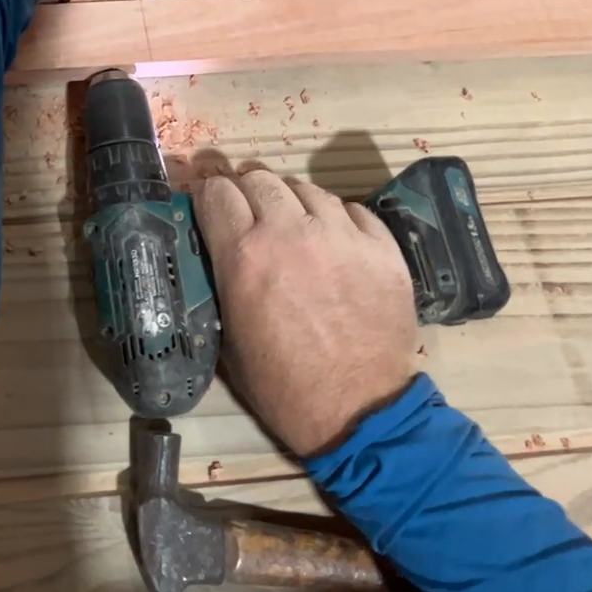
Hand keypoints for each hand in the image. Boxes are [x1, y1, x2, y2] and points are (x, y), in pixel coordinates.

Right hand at [196, 170, 417, 456]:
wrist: (359, 413)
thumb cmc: (281, 383)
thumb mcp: (227, 331)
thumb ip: (219, 278)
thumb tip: (212, 247)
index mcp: (244, 254)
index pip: (216, 191)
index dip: (209, 195)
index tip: (211, 207)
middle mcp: (290, 232)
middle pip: (260, 179)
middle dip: (248, 191)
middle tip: (250, 214)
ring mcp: (341, 237)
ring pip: (306, 187)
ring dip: (292, 202)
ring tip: (294, 224)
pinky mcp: (382, 249)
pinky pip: (352, 209)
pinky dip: (336, 218)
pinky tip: (333, 239)